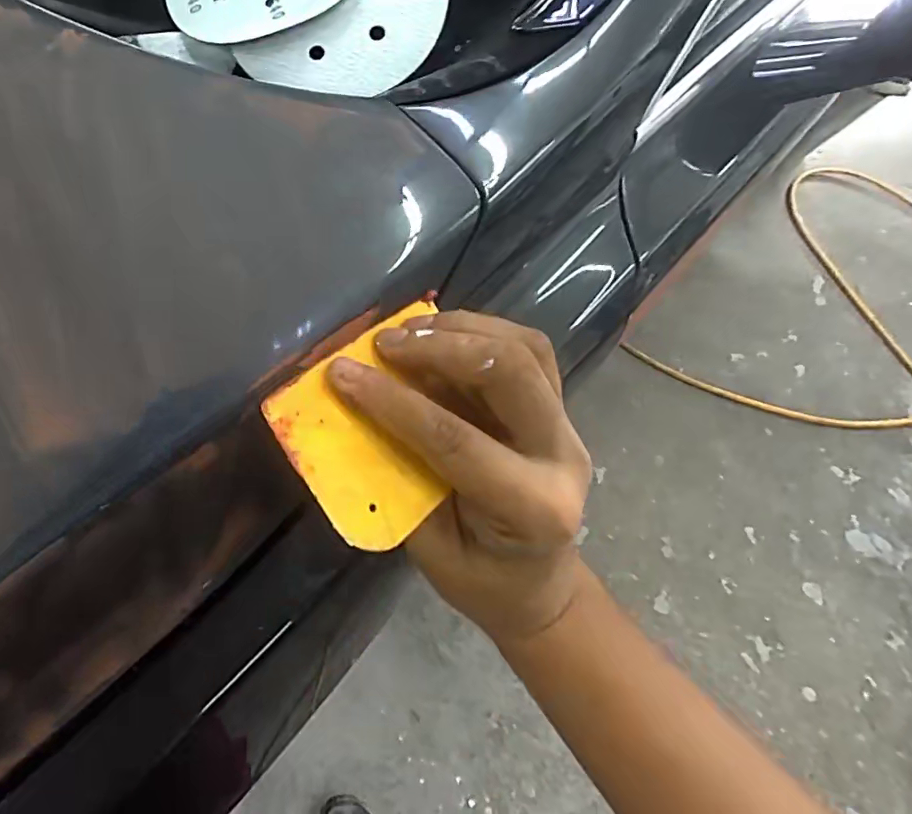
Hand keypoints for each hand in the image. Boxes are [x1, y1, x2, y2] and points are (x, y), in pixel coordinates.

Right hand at [328, 310, 592, 644]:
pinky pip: (528, 349)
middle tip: (383, 343)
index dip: (392, 401)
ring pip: (526, 348)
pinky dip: (478, 330)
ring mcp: (568, 426)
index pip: (455, 438)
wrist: (536, 583)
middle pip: (511, 373)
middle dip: (441, 346)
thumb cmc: (479, 578)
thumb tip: (351, 413)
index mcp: (531, 507)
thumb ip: (397, 480)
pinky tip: (438, 334)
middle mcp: (561, 457)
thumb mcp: (429, 547)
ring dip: (461, 328)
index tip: (342, 373)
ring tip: (407, 330)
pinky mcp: (560, 406)